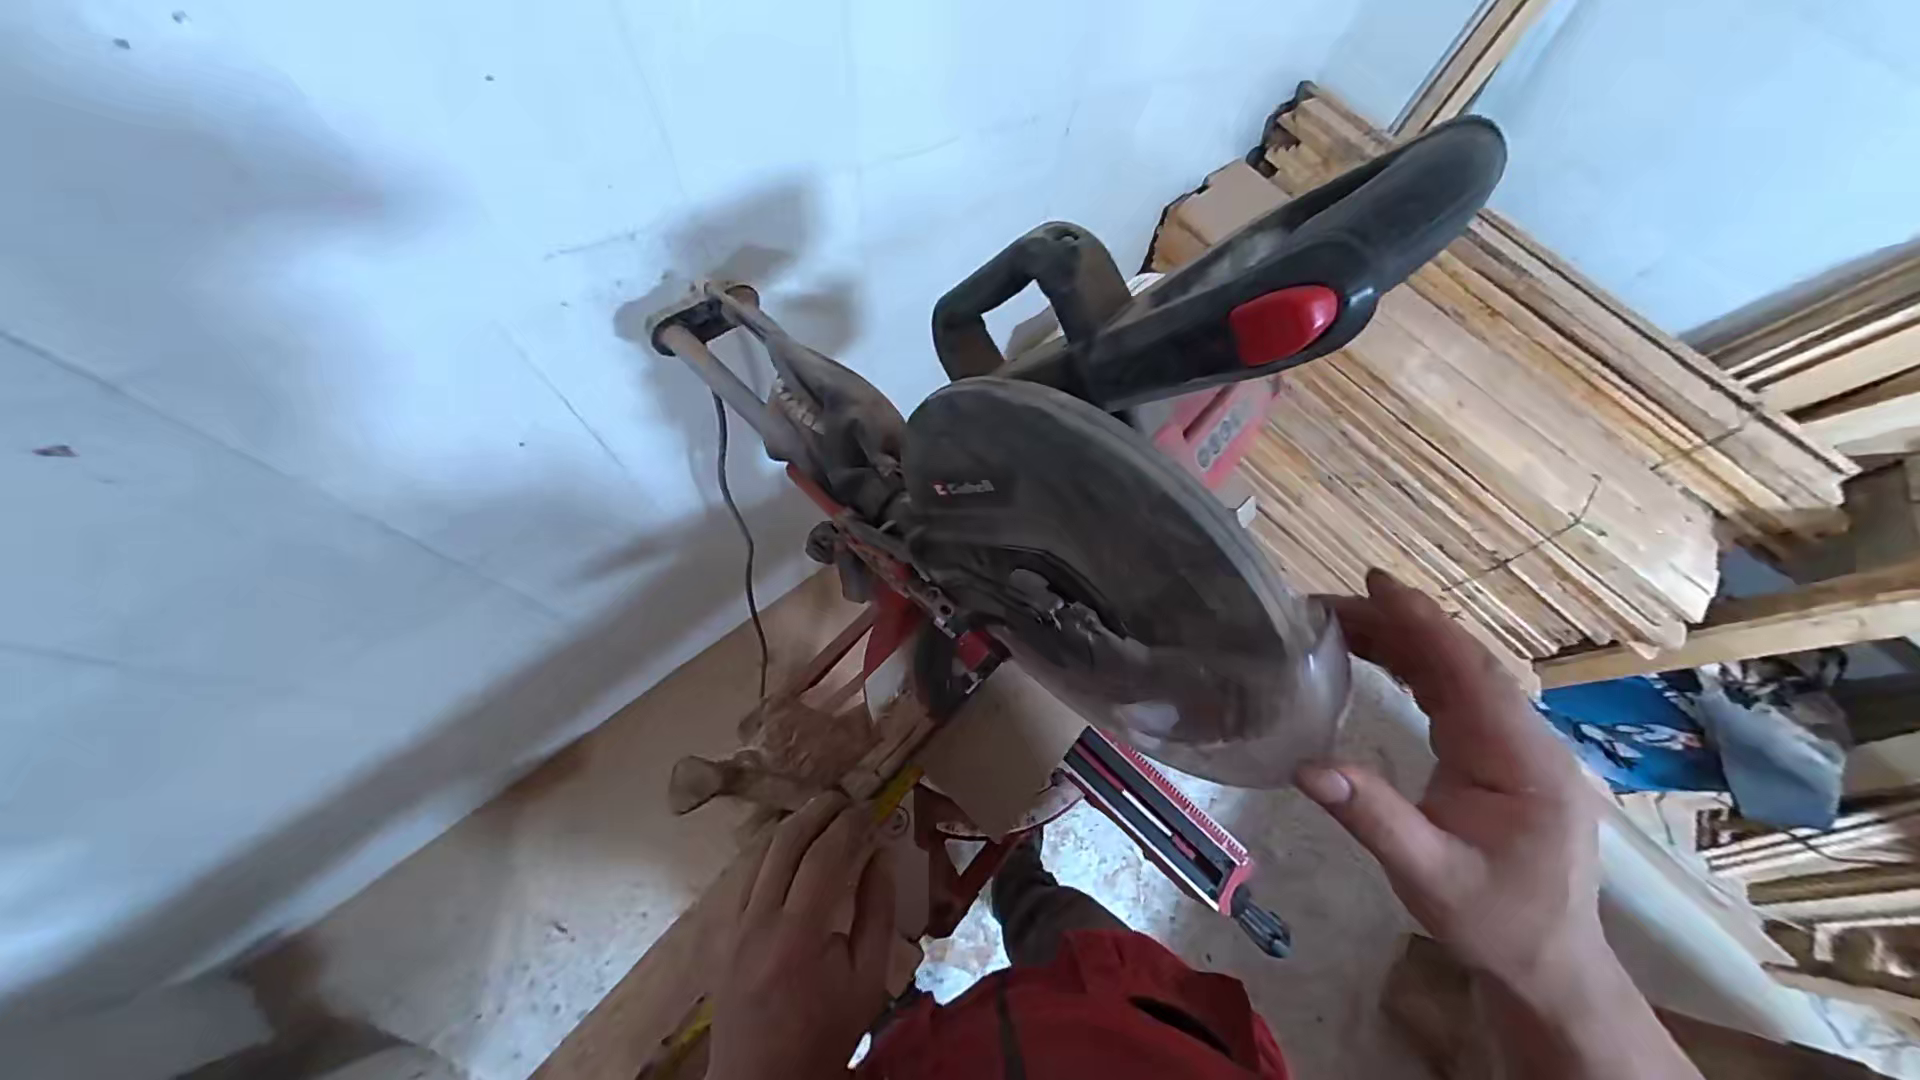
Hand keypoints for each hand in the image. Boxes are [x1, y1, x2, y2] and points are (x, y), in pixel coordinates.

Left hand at [708, 793, 895, 1079]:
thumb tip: (880, 854)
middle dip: (819, 810)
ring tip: (822, 813)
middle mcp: (757, 921)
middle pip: (786, 841)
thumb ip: (877, 910)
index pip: (824, 856)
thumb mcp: (868, 978)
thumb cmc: (824, 1034)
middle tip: (847, 799)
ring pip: (758, 851)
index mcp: (798, 936)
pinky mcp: (720, 932)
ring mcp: (732, 925)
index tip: (871, 809)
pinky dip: (769, 849)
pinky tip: (789, 846)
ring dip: (793, 824)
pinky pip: (743, 873)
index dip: (850, 824)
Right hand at [1297, 569, 1603, 1005]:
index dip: (1424, 623)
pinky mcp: (1492, 751)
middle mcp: (1523, 740)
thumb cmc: (1493, 919)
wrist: (1546, 962)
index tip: (1377, 583)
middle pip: (1458, 662)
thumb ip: (1371, 817)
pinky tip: (1372, 655)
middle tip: (1328, 604)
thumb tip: (1305, 766)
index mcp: (1521, 761)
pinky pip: (1448, 691)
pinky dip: (1407, 664)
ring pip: (1452, 671)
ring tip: (1337, 621)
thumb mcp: (1427, 874)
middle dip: (1396, 624)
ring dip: (1397, 640)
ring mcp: (1510, 743)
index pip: (1471, 673)